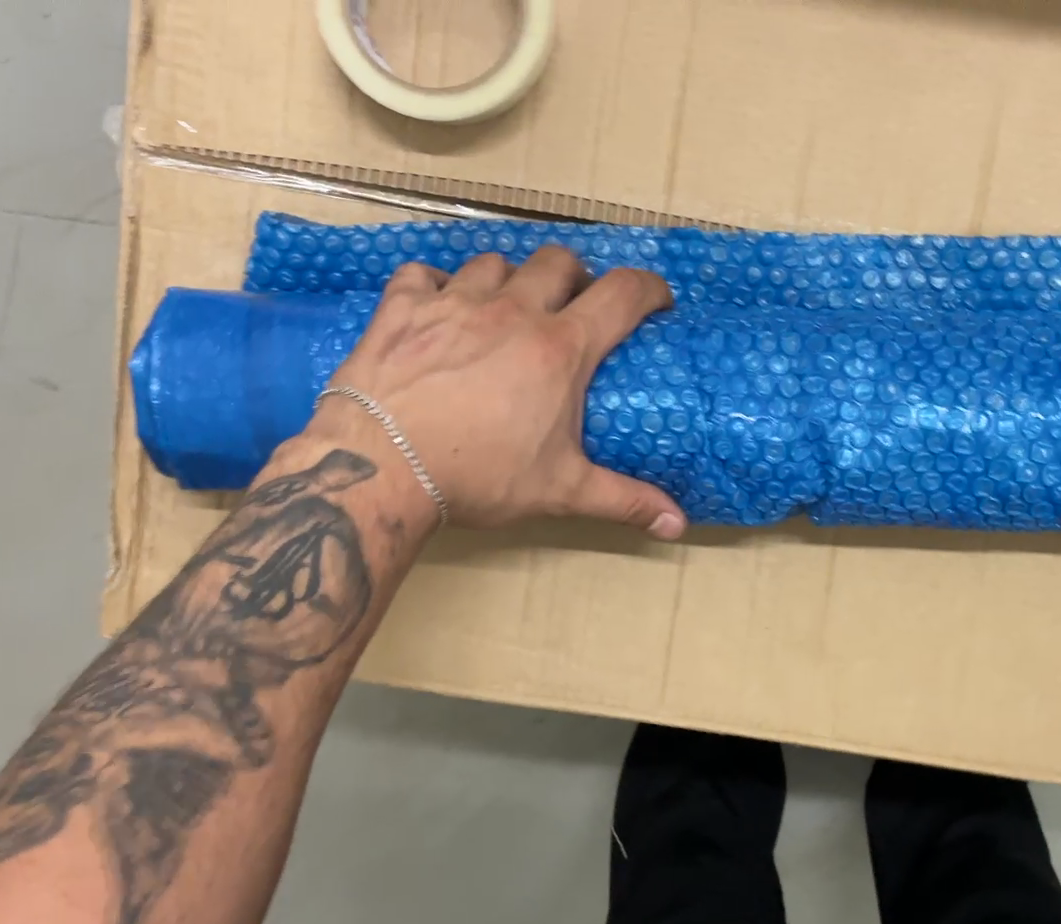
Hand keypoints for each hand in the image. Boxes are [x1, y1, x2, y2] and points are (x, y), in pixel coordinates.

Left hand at [303, 248, 687, 541]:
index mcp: (560, 348)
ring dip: (512, 280)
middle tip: (575, 308)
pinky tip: (439, 309)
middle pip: (559, 262)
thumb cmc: (480, 476)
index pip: (622, 295)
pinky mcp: (402, 307)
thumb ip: (624, 501)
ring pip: (495, 263)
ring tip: (507, 310)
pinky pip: (425, 274)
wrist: (382, 466)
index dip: (649, 289)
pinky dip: (439, 286)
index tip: (657, 301)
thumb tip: (678, 525)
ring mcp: (453, 302)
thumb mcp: (561, 491)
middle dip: (577, 278)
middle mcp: (512, 311)